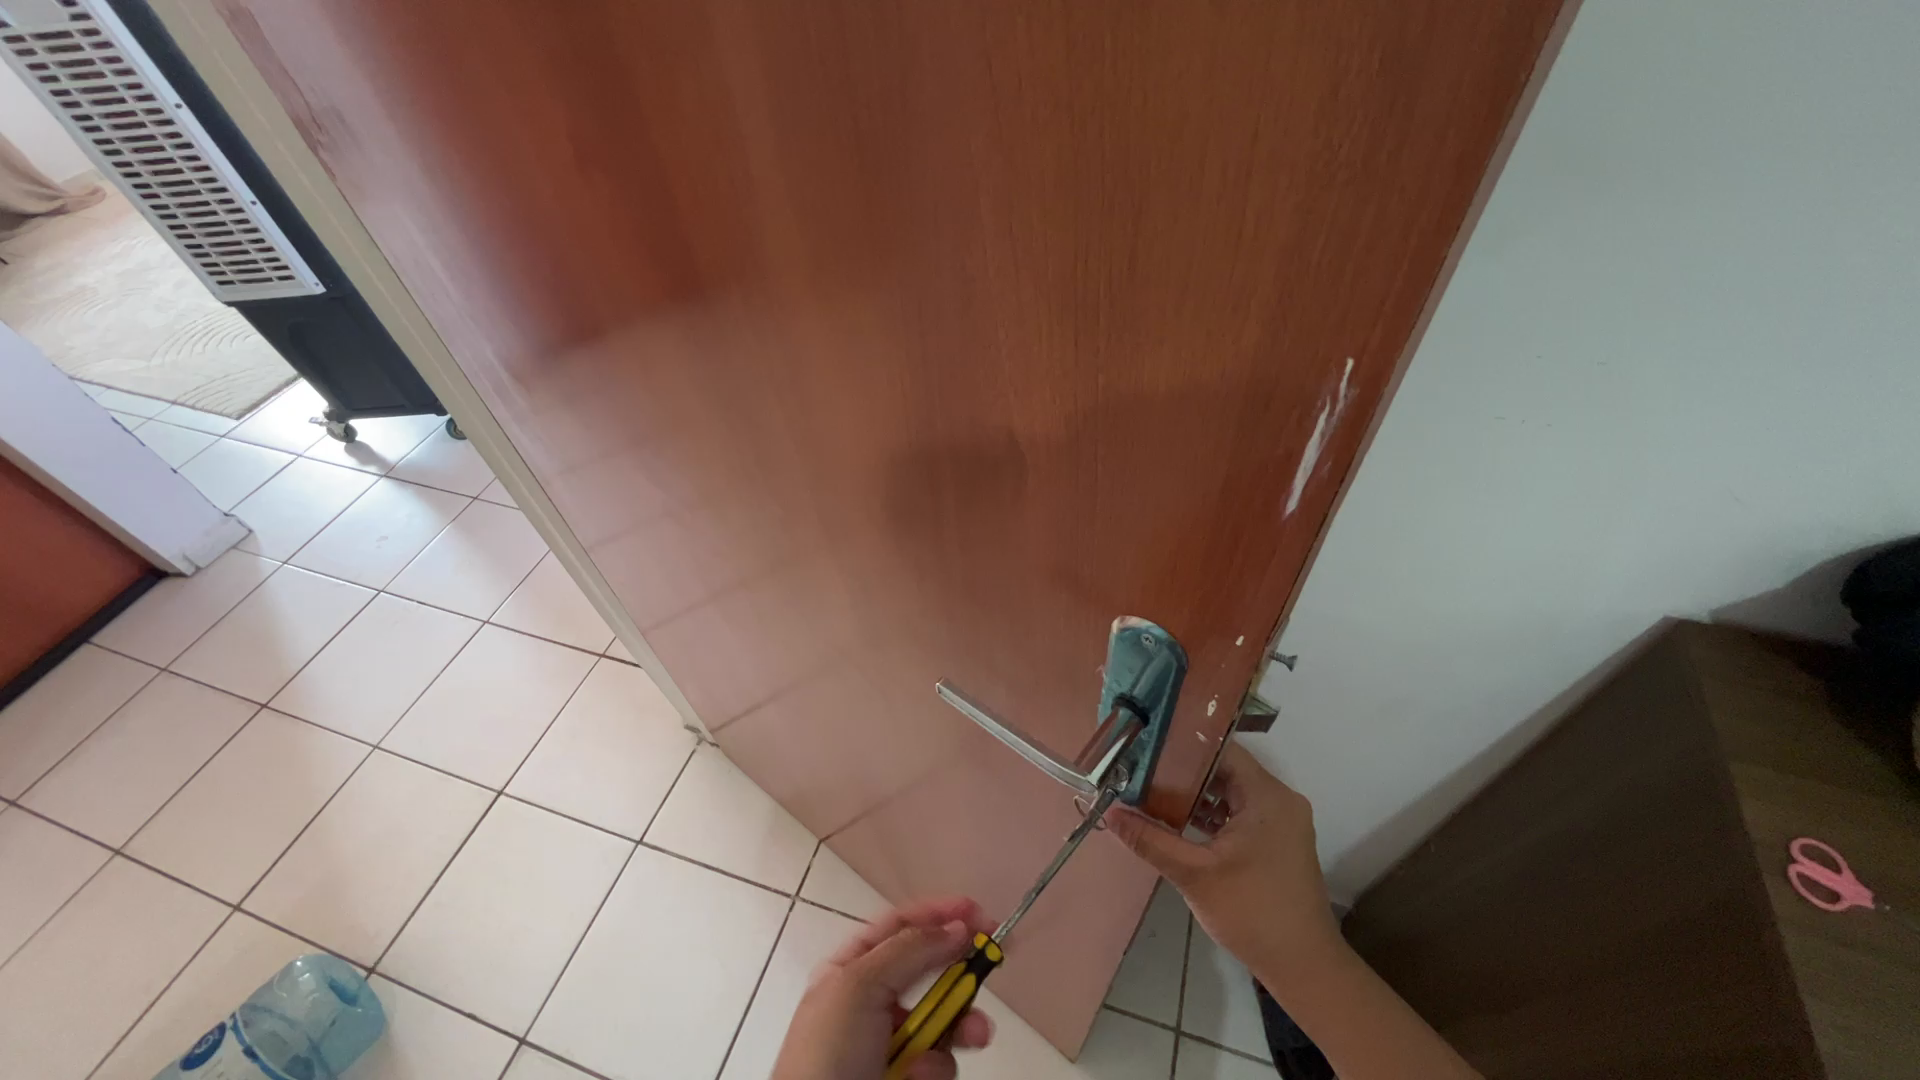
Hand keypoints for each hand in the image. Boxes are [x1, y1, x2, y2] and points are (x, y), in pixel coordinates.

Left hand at [771, 897, 996, 1079]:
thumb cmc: (828, 1051)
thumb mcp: (860, 987)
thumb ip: (910, 950)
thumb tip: (957, 926)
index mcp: (853, 967)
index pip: (901, 925)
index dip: (939, 913)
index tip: (979, 912)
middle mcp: (873, 1000)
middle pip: (931, 971)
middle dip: (962, 971)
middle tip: (992, 964)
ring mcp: (891, 1043)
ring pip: (944, 1019)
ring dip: (961, 1025)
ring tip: (975, 1036)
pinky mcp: (906, 1077)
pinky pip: (939, 1063)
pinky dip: (936, 1069)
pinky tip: (916, 1078)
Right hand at [1106, 742, 1342, 983]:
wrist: (1302, 965)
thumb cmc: (1251, 912)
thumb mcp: (1194, 874)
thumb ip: (1151, 840)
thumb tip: (1111, 813)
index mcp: (1267, 796)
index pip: (1221, 750)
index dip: (1183, 745)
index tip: (1147, 744)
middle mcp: (1279, 800)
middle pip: (1225, 769)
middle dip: (1182, 771)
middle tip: (1141, 768)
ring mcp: (1281, 821)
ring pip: (1231, 792)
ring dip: (1194, 794)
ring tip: (1150, 791)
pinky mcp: (1277, 840)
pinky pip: (1239, 812)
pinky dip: (1211, 814)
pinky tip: (1177, 821)